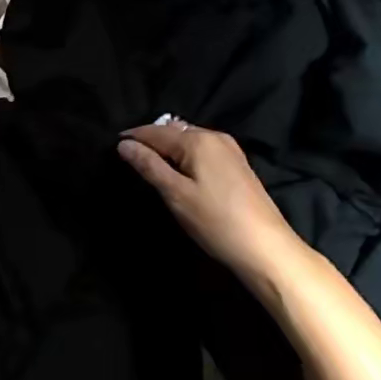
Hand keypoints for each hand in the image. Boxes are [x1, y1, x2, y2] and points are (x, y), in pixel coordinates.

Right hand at [118, 118, 306, 283]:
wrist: (267, 248)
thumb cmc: (217, 221)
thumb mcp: (176, 195)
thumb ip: (150, 166)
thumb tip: (124, 144)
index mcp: (198, 139)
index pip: (156, 131)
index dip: (134, 137)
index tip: (113, 144)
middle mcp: (215, 136)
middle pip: (174, 131)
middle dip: (151, 139)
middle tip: (129, 152)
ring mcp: (230, 150)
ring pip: (189, 139)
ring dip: (169, 147)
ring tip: (149, 160)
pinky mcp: (238, 165)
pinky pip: (202, 149)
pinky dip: (185, 154)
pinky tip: (179, 168)